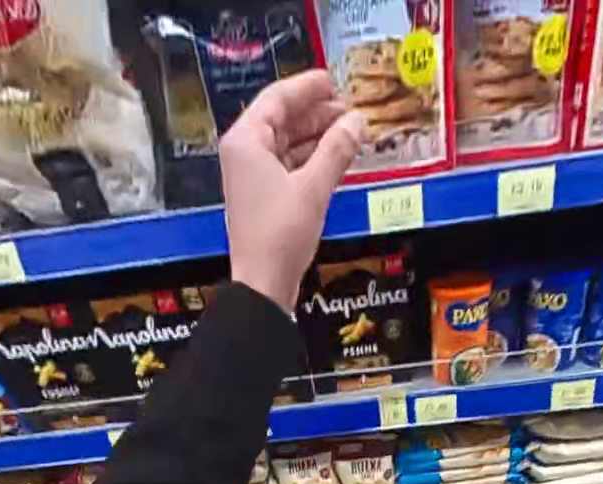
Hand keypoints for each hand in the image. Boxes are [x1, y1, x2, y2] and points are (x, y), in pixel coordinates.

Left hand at [219, 70, 365, 311]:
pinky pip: (289, 168)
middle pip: (282, 121)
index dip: (308, 88)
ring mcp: (253, 178)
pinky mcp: (265, 200)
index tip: (333, 82)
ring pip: (288, 146)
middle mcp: (245, 154)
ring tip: (347, 134)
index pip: (278, 99)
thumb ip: (336, 151)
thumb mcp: (313, 189)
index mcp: (247, 141)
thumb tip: (357, 123)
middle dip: (316, 114)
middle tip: (348, 110)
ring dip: (317, 139)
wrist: (265, 283)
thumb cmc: (280, 236)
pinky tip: (334, 161)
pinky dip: (311, 162)